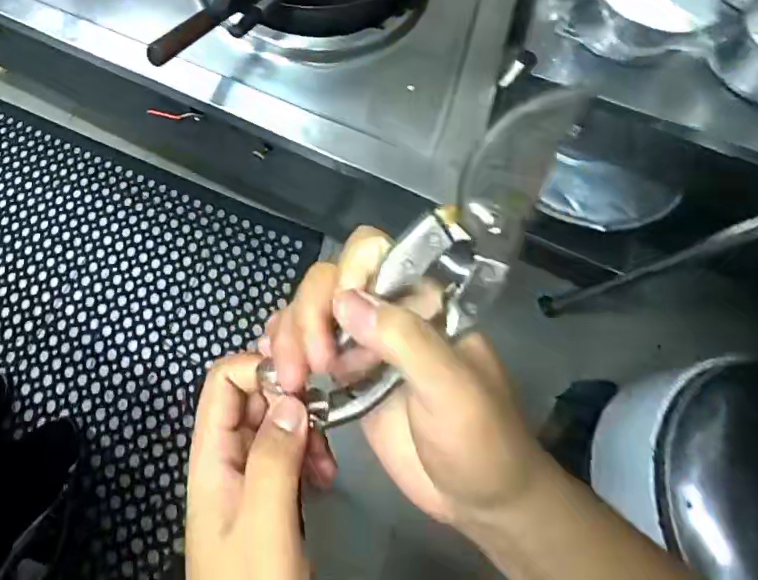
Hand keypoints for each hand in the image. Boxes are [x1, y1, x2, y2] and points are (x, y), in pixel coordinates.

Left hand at [185, 353, 333, 579]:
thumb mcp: (265, 524)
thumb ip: (274, 457)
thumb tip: (291, 398)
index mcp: (210, 455)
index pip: (222, 382)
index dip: (258, 372)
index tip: (301, 389)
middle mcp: (224, 458)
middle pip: (250, 399)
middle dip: (288, 403)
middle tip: (324, 429)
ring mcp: (245, 479)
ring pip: (272, 427)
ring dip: (303, 432)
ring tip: (329, 465)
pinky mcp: (268, 500)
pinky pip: (285, 456)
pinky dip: (308, 457)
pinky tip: (327, 480)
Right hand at [262, 224, 548, 529]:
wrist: (482, 505)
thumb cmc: (482, 444)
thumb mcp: (453, 390)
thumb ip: (405, 340)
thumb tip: (345, 300)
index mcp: (419, 299)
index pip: (372, 252)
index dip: (347, 272)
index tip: (339, 316)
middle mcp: (386, 310)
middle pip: (328, 280)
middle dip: (310, 316)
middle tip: (314, 367)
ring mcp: (361, 340)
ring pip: (308, 309)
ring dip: (290, 336)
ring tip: (292, 381)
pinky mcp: (344, 371)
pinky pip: (302, 343)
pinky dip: (282, 349)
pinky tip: (275, 369)